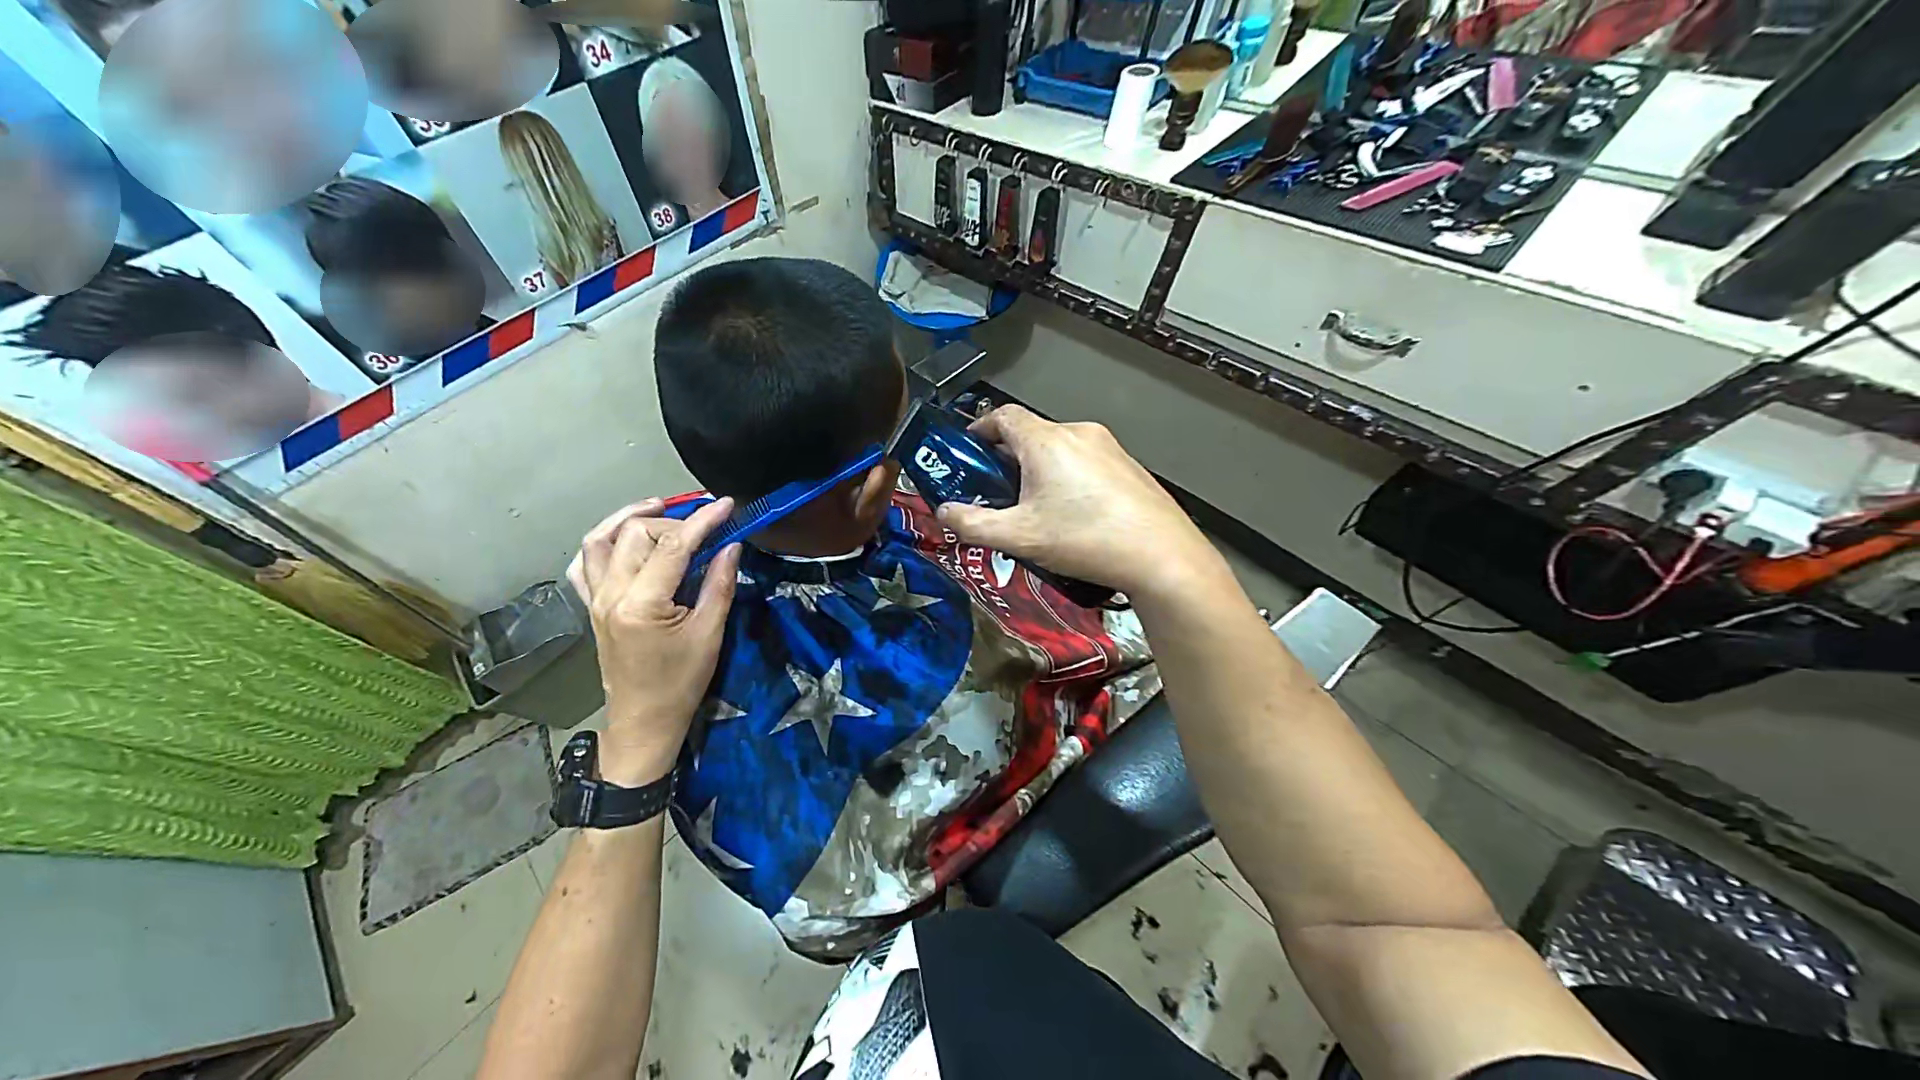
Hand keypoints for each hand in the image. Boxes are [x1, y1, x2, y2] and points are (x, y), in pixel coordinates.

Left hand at [566, 497, 741, 785]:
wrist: (645, 720)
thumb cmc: (681, 683)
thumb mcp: (710, 634)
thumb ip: (719, 584)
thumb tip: (731, 545)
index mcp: (641, 603)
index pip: (673, 545)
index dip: (703, 521)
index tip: (727, 505)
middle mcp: (610, 594)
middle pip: (635, 533)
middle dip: (673, 521)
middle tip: (705, 527)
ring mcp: (595, 599)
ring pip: (599, 540)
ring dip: (629, 518)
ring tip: (660, 510)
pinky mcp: (592, 606)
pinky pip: (585, 564)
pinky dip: (602, 543)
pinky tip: (624, 539)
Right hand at [935, 405, 1219, 600]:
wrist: (1161, 556)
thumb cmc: (1088, 539)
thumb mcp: (1019, 537)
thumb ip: (973, 524)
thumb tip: (946, 514)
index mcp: (1046, 440)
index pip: (1002, 415)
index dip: (979, 429)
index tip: (967, 450)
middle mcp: (1078, 433)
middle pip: (1030, 434)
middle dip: (1007, 458)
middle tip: (995, 491)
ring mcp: (1109, 448)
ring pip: (1060, 449)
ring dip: (1039, 470)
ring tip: (1033, 509)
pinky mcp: (1129, 467)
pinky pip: (1086, 463)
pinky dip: (1068, 478)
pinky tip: (1072, 515)